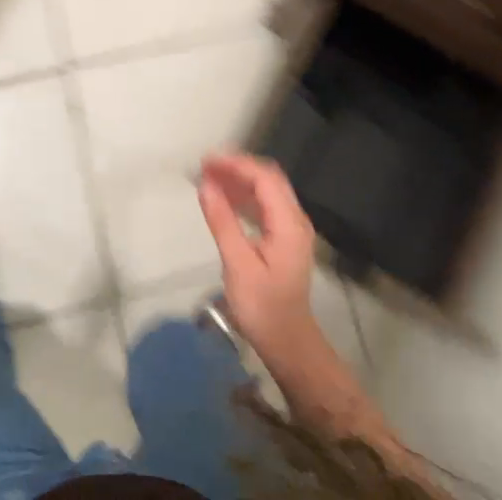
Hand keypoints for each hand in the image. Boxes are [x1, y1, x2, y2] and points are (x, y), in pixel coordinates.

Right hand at [197, 153, 319, 354]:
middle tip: (206, 166)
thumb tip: (206, 186)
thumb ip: (222, 221)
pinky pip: (266, 207)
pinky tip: (225, 200)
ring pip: (267, 192)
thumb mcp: (238, 264)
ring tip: (210, 178)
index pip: (264, 179)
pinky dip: (245, 198)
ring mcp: (292, 230)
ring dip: (240, 181)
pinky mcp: (285, 240)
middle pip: (269, 180)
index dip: (236, 164)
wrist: (287, 341)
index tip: (207, 161)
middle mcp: (295, 220)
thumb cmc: (262, 306)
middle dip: (238, 168)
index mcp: (289, 223)